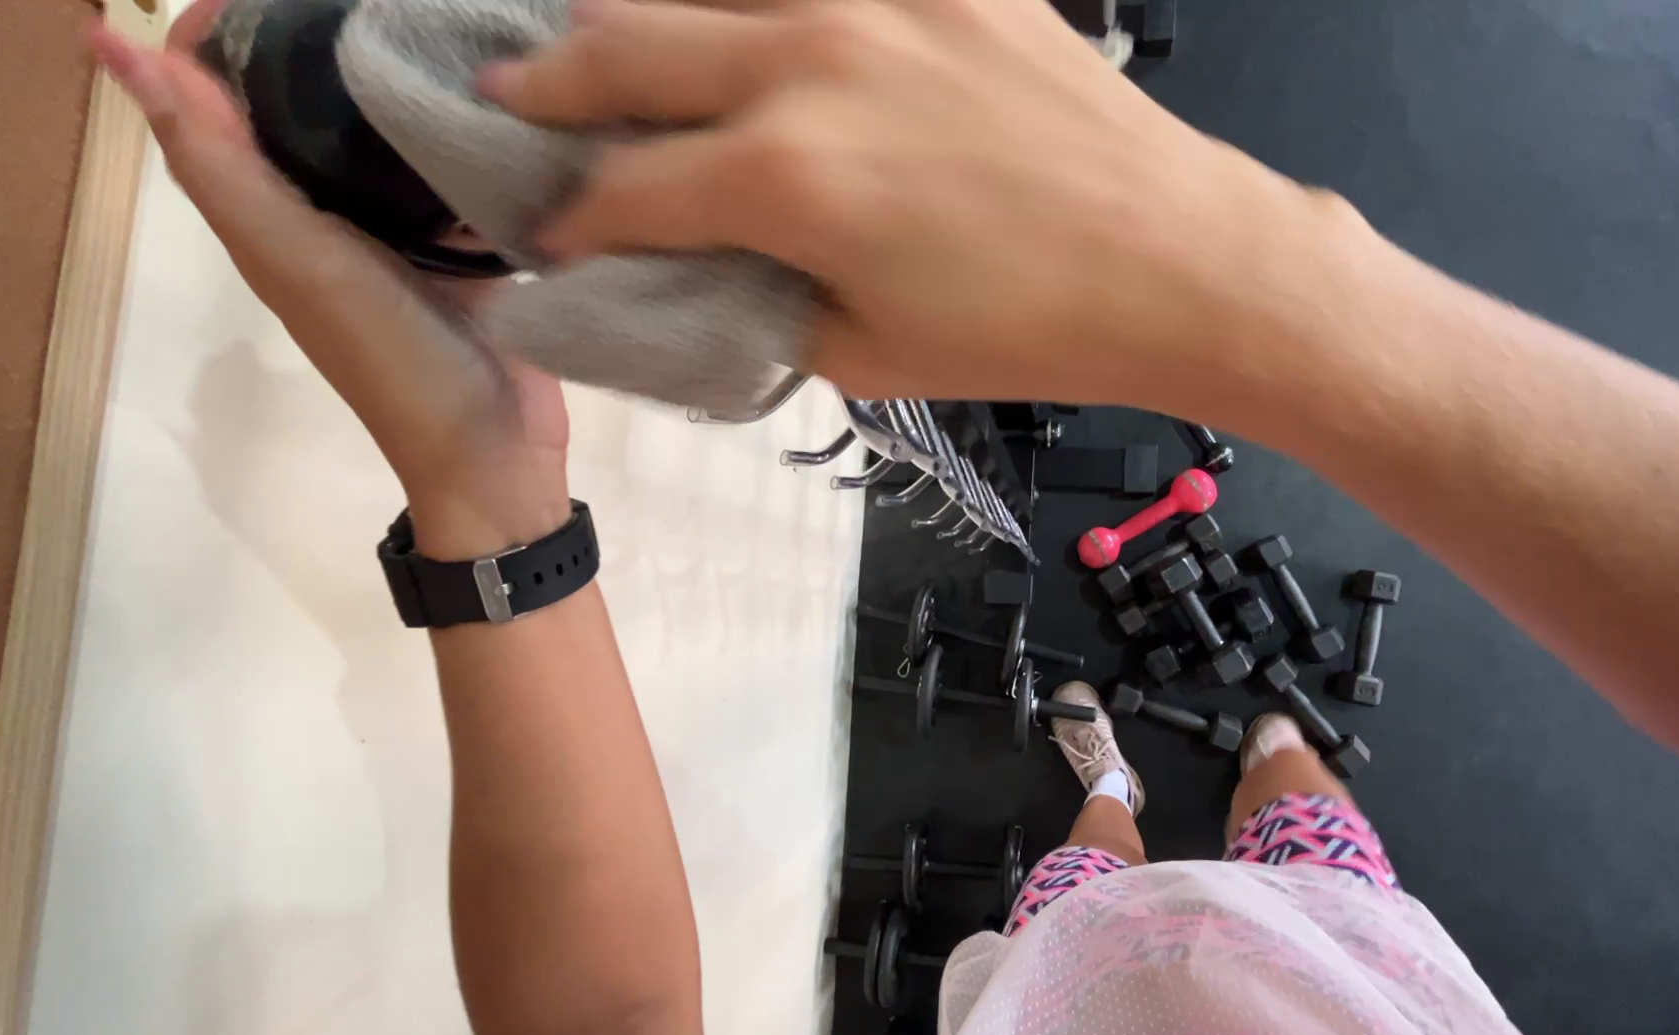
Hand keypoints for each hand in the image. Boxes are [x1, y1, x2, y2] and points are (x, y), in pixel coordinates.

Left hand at [91, 10, 570, 557]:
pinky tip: (493, 121)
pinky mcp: (470, 265)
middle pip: (300, 116)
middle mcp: (331, 223)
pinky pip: (454, 192)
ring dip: (397, 99)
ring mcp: (405, 246)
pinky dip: (462, 154)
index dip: (215, 34)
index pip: (212, 100)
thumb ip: (226, 168)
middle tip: (378, 12)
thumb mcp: (305, 265)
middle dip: (316, 52)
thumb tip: (112, 42)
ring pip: (383, 151)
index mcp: (272, 218)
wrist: (497, 450)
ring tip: (435, 48)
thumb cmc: (402, 365)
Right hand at [482, 0, 1343, 407]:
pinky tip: (751, 24)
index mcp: (789, 181)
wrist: (1167, 266)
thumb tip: (709, 275)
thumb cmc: (1027, 330)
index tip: (554, 237)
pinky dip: (763, 2)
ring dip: (640, 18)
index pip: (631, 191)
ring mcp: (885, 0)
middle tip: (511, 99)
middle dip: (552, 85)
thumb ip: (767, 307)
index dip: (575, 221)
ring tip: (606, 45)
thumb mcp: (873, 356)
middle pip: (629, 48)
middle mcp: (814, 62)